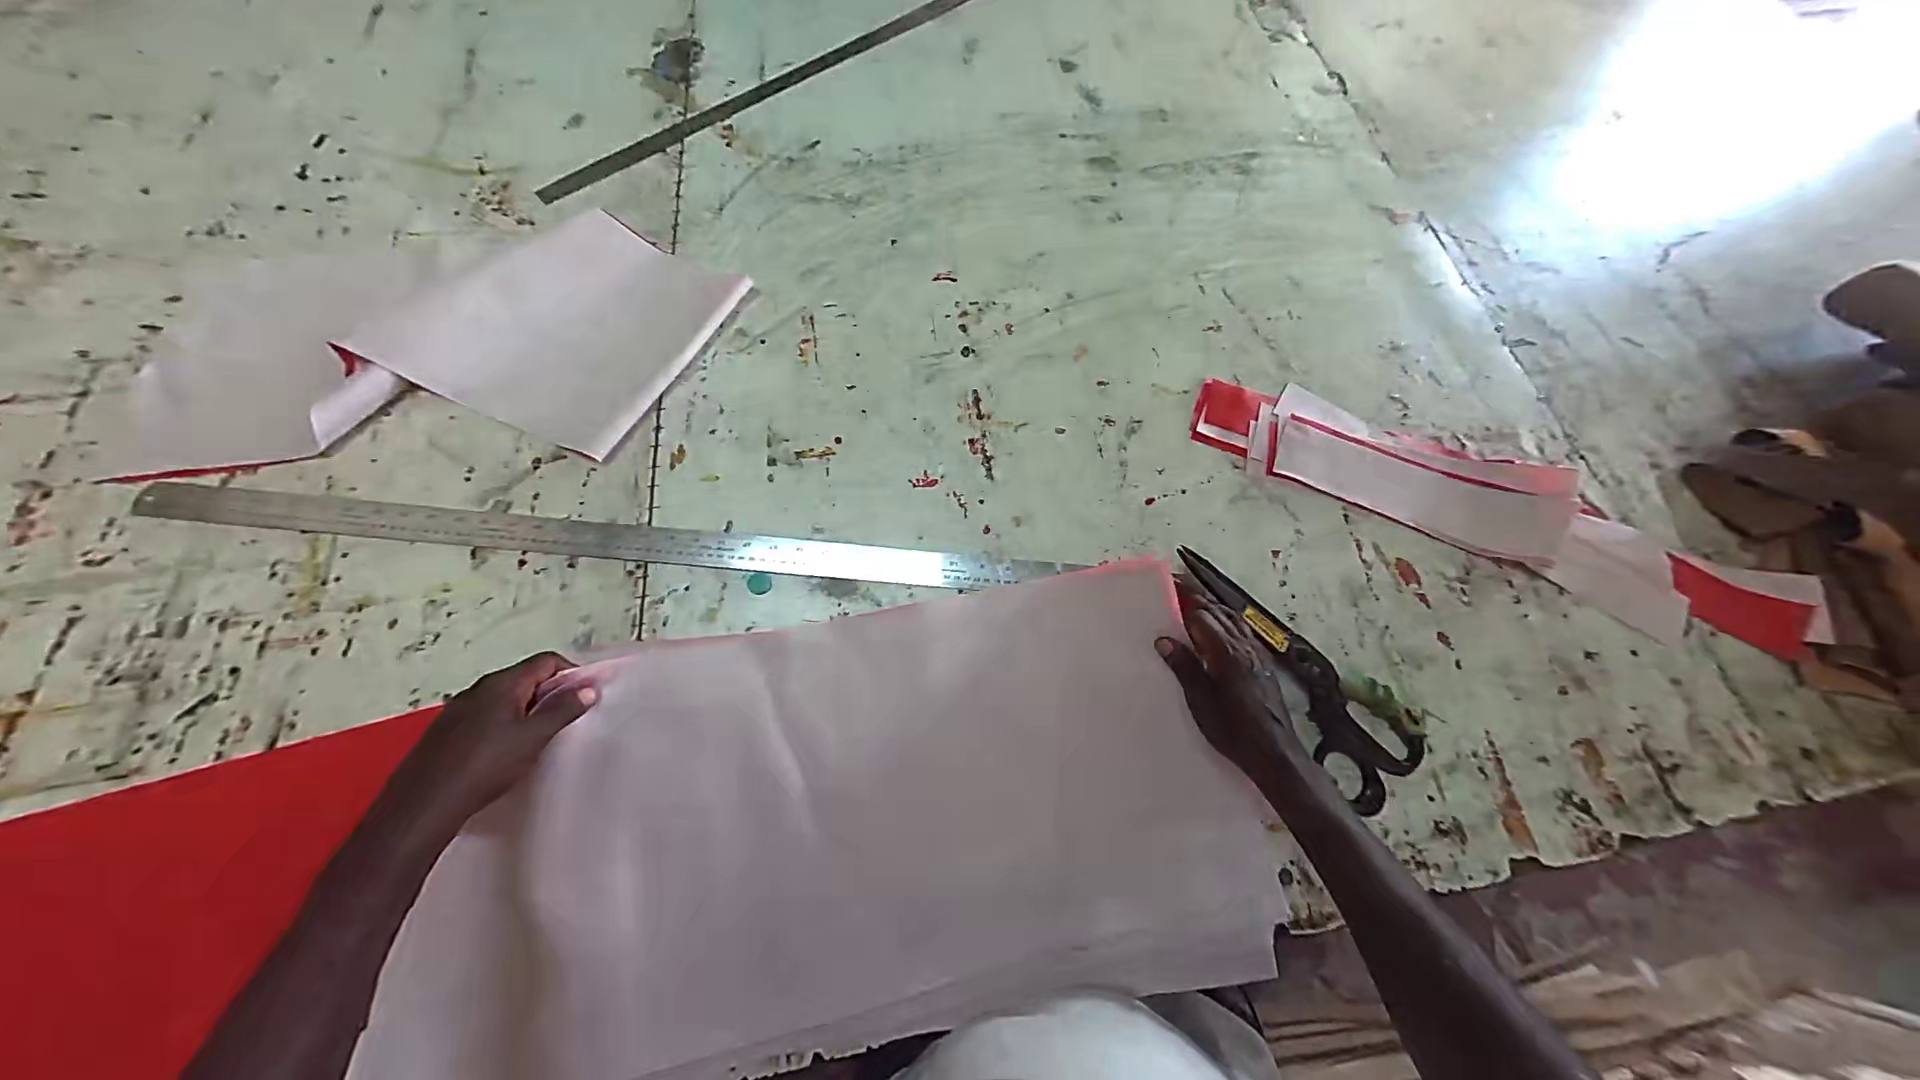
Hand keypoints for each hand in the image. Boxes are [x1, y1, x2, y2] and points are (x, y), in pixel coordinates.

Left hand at [384, 652, 598, 835]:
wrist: (423, 805)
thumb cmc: (486, 765)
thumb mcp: (534, 737)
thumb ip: (563, 709)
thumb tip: (588, 689)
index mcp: (502, 683)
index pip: (547, 661)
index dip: (571, 674)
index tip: (583, 696)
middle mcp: (478, 688)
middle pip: (525, 677)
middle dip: (549, 693)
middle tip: (563, 719)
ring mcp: (458, 709)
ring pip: (505, 698)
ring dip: (527, 710)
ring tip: (536, 738)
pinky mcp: (445, 731)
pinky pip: (486, 715)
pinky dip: (504, 723)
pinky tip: (504, 751)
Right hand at [1156, 578, 1306, 784]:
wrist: (1274, 754)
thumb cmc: (1235, 732)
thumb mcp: (1201, 702)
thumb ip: (1185, 668)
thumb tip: (1165, 640)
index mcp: (1227, 653)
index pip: (1202, 616)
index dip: (1184, 600)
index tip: (1168, 587)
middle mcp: (1244, 648)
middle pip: (1219, 612)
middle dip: (1197, 597)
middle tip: (1176, 587)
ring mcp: (1256, 656)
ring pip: (1233, 620)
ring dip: (1212, 607)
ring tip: (1193, 602)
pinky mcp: (1262, 666)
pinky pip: (1242, 632)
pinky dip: (1226, 621)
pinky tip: (1217, 629)